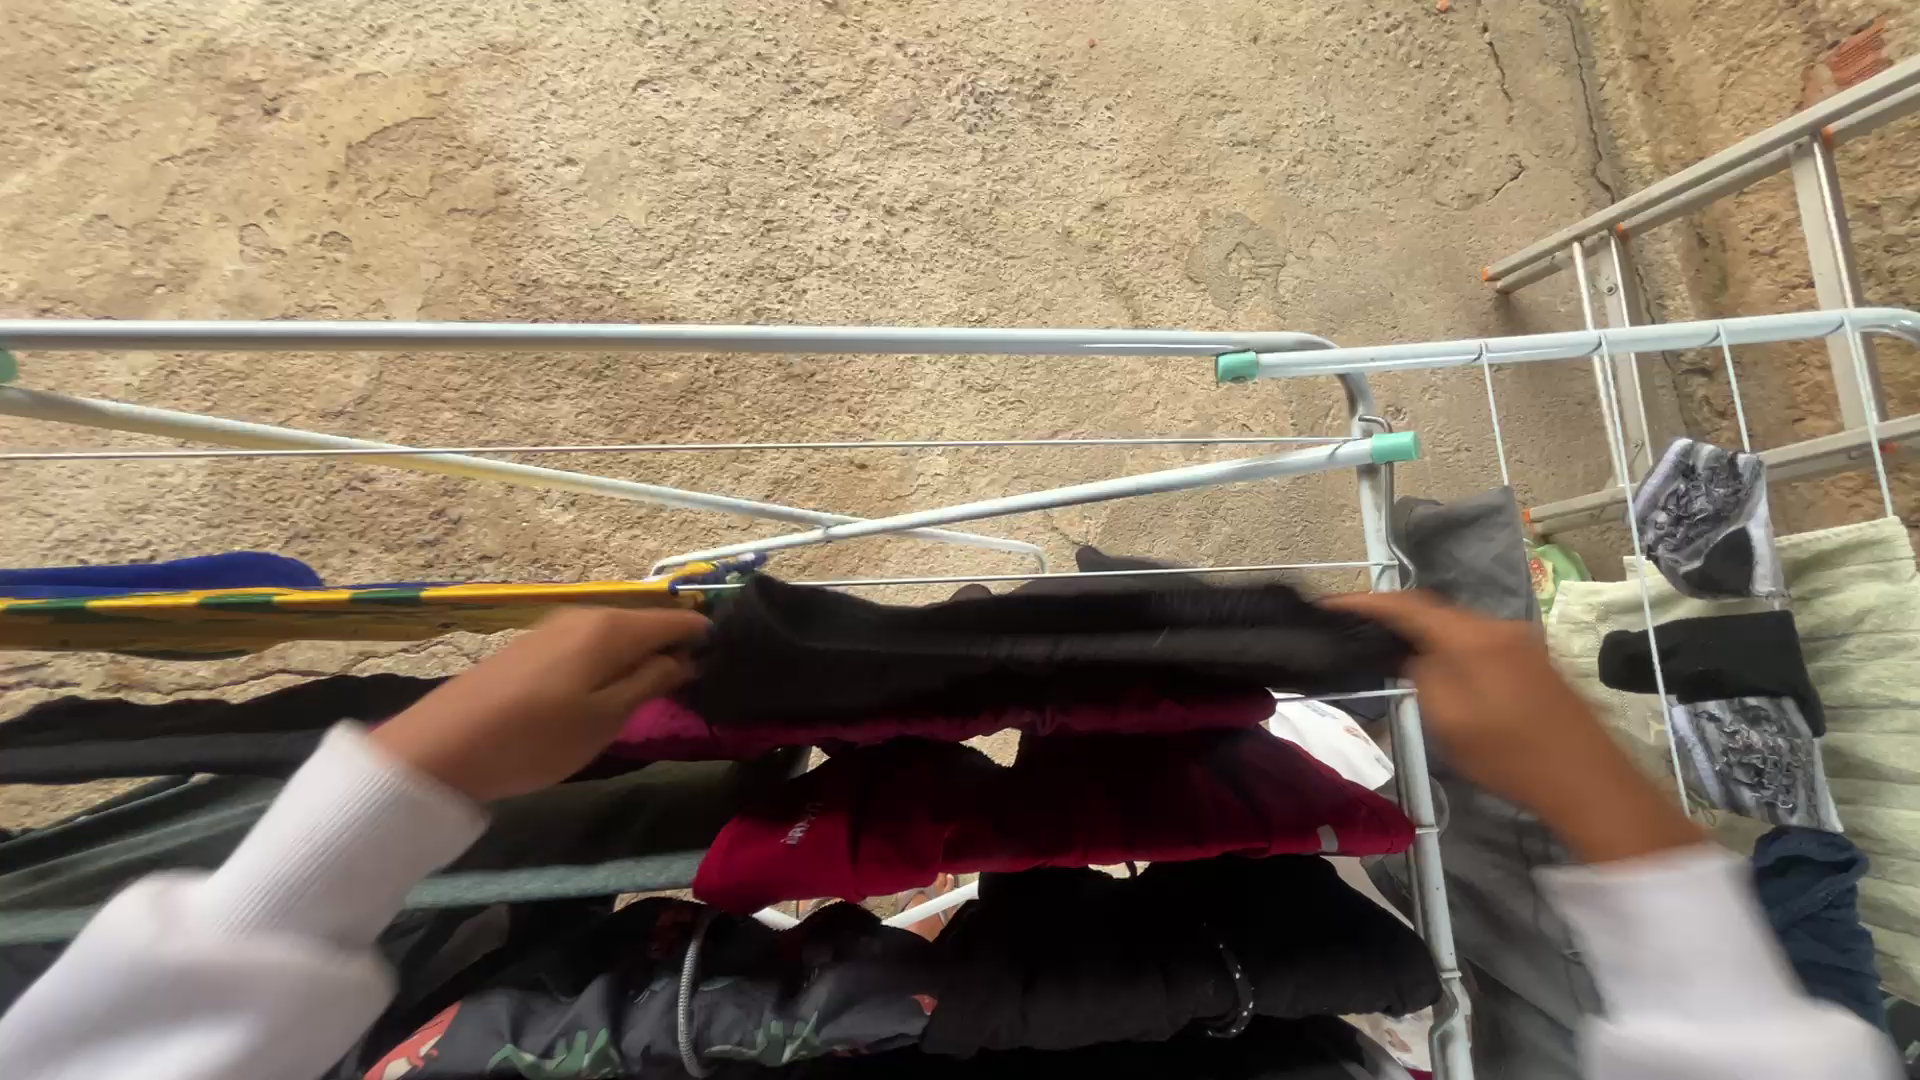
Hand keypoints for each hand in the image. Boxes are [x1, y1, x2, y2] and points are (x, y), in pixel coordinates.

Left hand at [371, 607, 708, 802]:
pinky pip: (592, 641)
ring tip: (656, 687)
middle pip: (648, 621)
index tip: (725, 660)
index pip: (679, 619)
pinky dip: (613, 657)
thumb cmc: (537, 737)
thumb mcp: (608, 717)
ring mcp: (557, 626)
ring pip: (620, 632)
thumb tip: (687, 658)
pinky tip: (610, 685)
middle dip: (675, 645)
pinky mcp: (535, 644)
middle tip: (694, 681)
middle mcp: (588, 614)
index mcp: (614, 627)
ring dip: (643, 653)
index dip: (706, 636)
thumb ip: (654, 681)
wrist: (438, 751)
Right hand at [1329, 590, 1703, 862]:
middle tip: (1350, 625)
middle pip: (1431, 608)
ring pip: (1452, 624)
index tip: (1330, 605)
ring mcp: (1519, 641)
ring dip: (1417, 629)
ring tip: (1381, 642)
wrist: (1592, 785)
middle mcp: (1497, 627)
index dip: (1365, 602)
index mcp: (1473, 638)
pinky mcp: (1530, 658)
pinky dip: (1442, 641)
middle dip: (1389, 614)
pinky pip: (1472, 637)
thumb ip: (1419, 674)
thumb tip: (1407, 654)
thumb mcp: (1446, 719)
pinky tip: (1427, 659)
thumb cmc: (1510, 756)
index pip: (1406, 605)